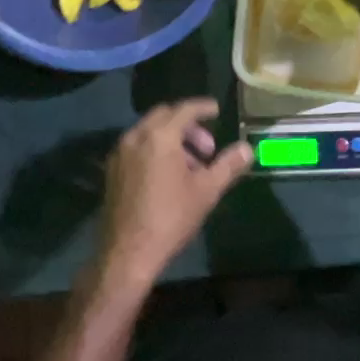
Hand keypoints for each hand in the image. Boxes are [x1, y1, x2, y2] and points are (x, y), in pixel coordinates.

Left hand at [97, 99, 252, 284]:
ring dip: (172, 139)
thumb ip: (228, 166)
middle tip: (207, 149)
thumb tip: (247, 149)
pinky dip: (155, 149)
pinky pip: (137, 147)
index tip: (216, 110)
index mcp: (160, 136)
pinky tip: (167, 176)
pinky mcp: (112, 169)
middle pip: (165, 117)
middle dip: (189, 127)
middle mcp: (136, 136)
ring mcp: (120, 152)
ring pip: (150, 132)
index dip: (202, 108)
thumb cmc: (171, 218)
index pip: (184, 110)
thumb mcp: (206, 191)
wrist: (128, 252)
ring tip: (191, 167)